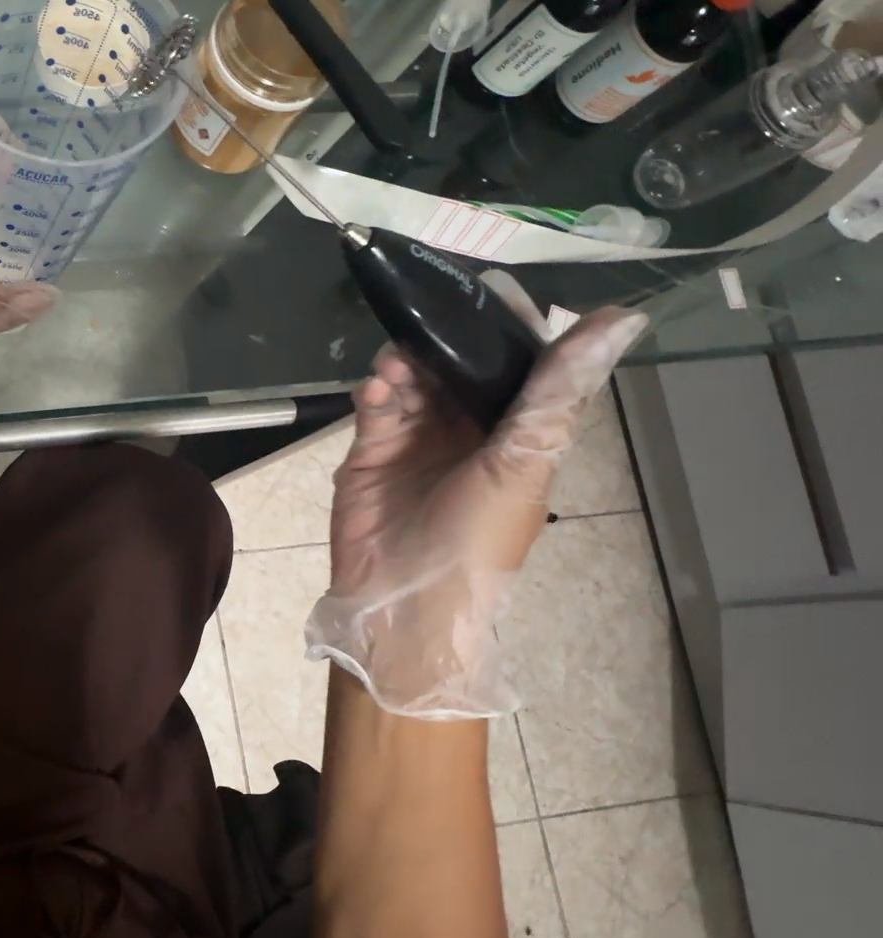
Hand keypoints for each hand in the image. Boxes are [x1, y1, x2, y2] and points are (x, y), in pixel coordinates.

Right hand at [305, 274, 649, 718]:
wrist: (404, 595)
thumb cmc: (476, 538)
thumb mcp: (523, 464)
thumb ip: (555, 394)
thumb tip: (621, 318)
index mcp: (513, 435)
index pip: (514, 368)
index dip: (504, 330)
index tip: (489, 292)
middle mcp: (464, 431)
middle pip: (454, 369)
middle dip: (442, 345)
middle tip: (427, 324)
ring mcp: (412, 441)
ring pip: (411, 384)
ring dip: (404, 366)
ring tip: (396, 365)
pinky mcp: (368, 454)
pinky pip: (373, 410)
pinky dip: (374, 393)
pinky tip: (376, 389)